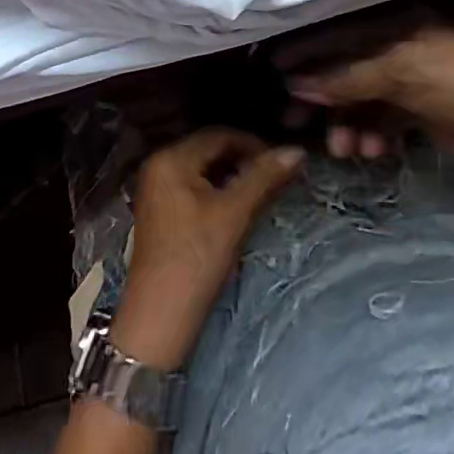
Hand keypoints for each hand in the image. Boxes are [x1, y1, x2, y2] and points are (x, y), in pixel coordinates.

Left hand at [114, 129, 304, 369]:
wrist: (160, 318)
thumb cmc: (197, 258)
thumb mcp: (235, 213)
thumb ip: (265, 177)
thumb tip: (297, 151)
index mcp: (170, 159)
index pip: (219, 135)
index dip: (254, 144)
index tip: (281, 162)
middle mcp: (158, 166)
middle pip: (210, 150)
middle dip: (244, 159)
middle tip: (274, 177)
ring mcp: (156, 189)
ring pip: (203, 169)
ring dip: (233, 175)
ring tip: (260, 192)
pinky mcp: (160, 210)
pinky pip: (194, 186)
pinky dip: (217, 190)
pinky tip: (236, 206)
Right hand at [280, 23, 453, 166]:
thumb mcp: (401, 73)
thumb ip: (347, 78)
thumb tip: (295, 83)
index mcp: (397, 26)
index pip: (341, 34)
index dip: (307, 51)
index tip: (273, 70)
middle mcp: (398, 50)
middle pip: (346, 71)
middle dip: (321, 98)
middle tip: (294, 123)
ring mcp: (409, 82)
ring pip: (360, 101)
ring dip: (346, 125)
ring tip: (344, 149)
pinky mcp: (418, 113)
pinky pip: (380, 122)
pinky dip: (371, 136)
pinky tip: (370, 151)